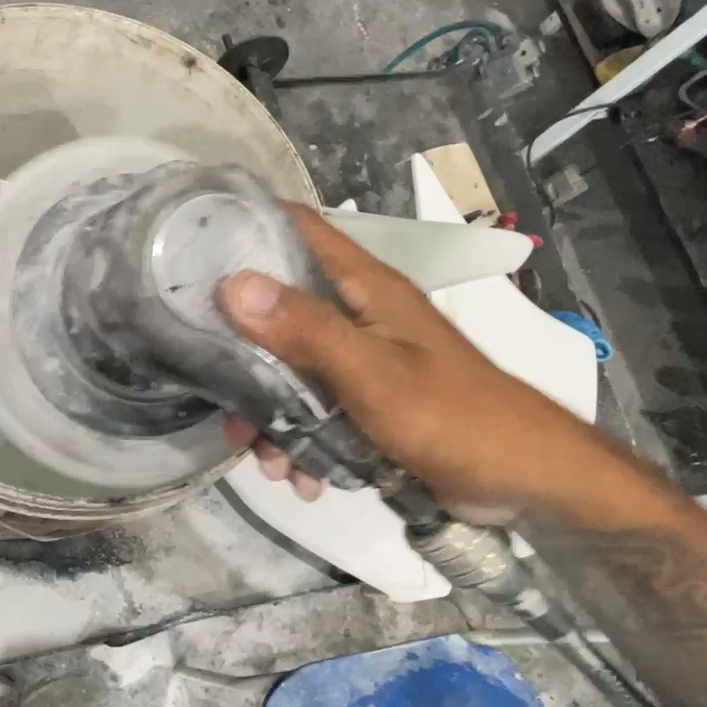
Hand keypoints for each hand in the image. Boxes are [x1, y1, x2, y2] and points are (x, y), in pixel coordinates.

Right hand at [217, 205, 635, 518]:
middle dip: (241, 353)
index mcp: (364, 288)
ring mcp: (360, 360)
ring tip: (268, 463)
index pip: (298, 229)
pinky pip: (312, 412)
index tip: (186, 248)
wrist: (521, 479)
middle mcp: (357, 314)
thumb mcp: (371, 373)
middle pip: (276, 310)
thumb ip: (306, 329)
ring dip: (269, 417)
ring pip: (288, 371)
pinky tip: (303, 479)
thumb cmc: (452, 415)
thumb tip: (233, 284)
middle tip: (213, 390)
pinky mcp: (364, 402)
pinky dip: (300, 444)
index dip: (245, 226)